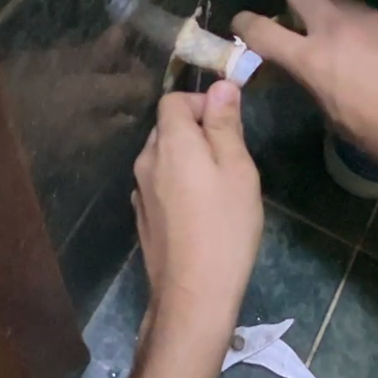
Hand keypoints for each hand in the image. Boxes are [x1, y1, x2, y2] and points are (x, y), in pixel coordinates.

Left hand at [131, 82, 262, 330]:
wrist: (194, 292)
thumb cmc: (226, 226)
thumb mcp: (238, 169)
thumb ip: (225, 125)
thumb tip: (220, 85)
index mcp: (170, 143)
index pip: (173, 100)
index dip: (201, 103)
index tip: (228, 124)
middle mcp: (146, 160)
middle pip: (167, 128)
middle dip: (197, 131)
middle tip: (231, 157)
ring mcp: (139, 190)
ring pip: (163, 157)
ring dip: (188, 159)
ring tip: (219, 186)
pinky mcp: (142, 216)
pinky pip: (159, 183)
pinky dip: (178, 183)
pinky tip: (200, 210)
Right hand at [232, 0, 377, 185]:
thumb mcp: (338, 120)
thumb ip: (316, 87)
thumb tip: (311, 75)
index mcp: (313, 57)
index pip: (262, 28)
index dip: (246, 25)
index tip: (242, 27)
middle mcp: (340, 27)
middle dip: (296, 9)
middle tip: (304, 33)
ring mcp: (376, 19)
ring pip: (343, 1)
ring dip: (336, 17)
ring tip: (349, 45)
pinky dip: (373, 31)